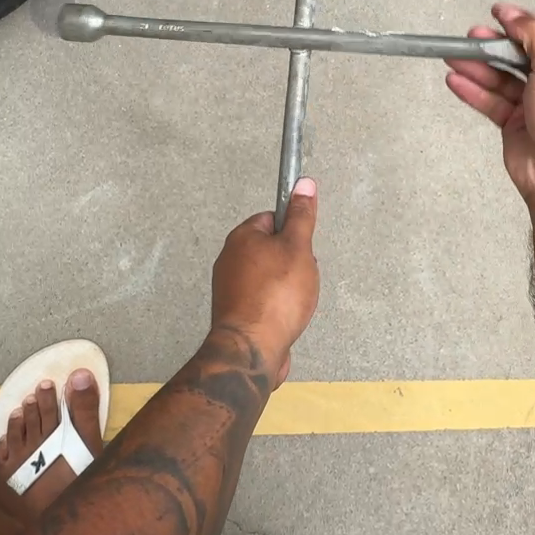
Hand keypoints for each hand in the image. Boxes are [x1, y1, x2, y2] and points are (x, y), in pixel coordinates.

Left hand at [210, 178, 320, 386]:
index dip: (293, 230)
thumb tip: (304, 184)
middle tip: (302, 277)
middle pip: (271, 249)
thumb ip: (302, 216)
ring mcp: (230, 288)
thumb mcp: (298, 248)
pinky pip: (262, 300)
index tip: (304, 247)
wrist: (252, 349)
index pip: (271, 218)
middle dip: (292, 263)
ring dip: (286, 287)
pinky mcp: (235, 313)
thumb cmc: (275, 296)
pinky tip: (287, 317)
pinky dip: (277, 307)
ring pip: (268, 277)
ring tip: (295, 301)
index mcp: (242, 237)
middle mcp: (230, 259)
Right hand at [446, 3, 534, 208]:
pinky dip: (474, 91)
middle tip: (472, 36)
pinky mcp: (516, 125)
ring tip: (454, 56)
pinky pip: (492, 102)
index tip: (498, 13)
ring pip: (503, 80)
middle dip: (496, 46)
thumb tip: (517, 16)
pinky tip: (456, 80)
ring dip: (479, 67)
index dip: (523, 23)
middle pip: (522, 57)